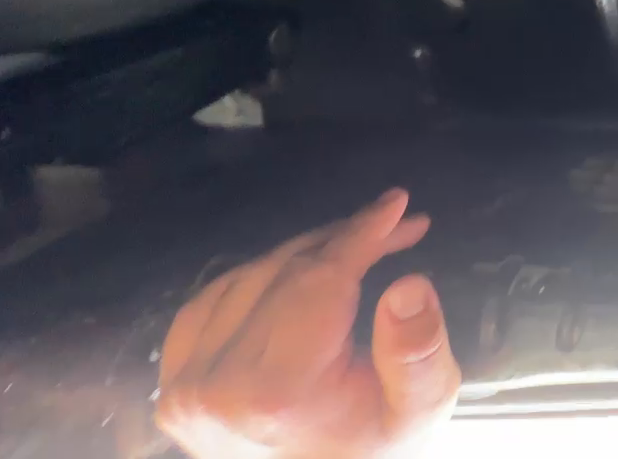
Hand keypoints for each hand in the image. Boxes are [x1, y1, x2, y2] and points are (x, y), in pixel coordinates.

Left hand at [156, 190, 460, 458]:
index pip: (317, 282)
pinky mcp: (174, 388)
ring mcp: (184, 389)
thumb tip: (409, 284)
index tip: (400, 203)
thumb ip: (419, 350)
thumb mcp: (423, 404)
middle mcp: (215, 387)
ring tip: (361, 241)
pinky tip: (300, 268)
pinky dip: (259, 273)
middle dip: (347, 235)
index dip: (362, 233)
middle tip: (400, 222)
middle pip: (282, 274)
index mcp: (277, 390)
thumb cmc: (380, 443)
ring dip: (310, 248)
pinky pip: (207, 304)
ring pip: (246, 279)